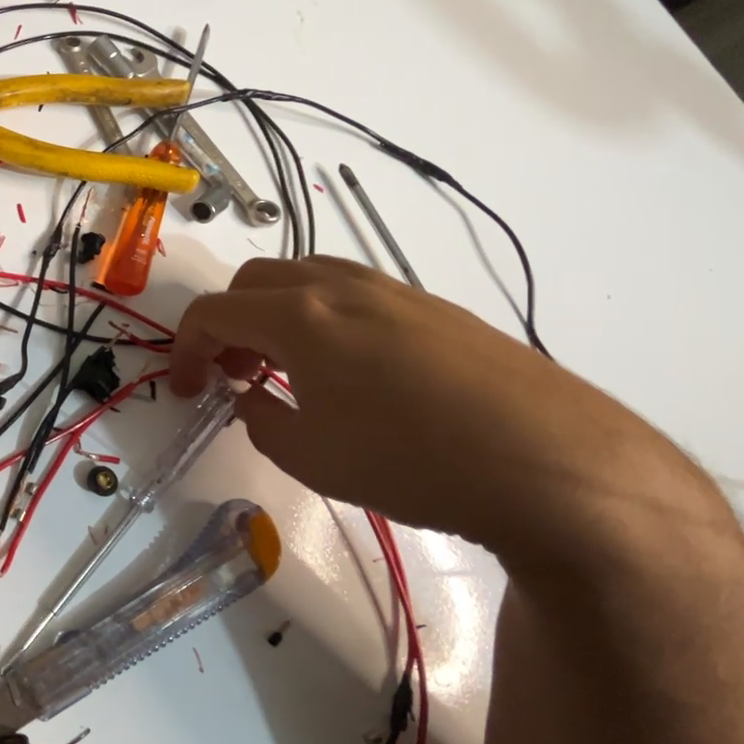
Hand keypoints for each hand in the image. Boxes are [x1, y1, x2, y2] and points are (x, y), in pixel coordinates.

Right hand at [168, 256, 707, 567]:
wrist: (559, 466)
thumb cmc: (412, 462)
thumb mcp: (310, 457)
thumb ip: (262, 421)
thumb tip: (255, 401)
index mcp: (297, 317)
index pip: (212, 312)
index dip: (184, 349)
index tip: (186, 389)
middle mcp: (341, 288)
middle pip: (255, 281)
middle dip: (228, 323)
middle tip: (235, 373)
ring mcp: (397, 292)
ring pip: (309, 277)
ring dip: (277, 314)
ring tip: (290, 367)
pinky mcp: (442, 311)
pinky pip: (358, 294)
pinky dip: (327, 319)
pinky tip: (354, 372)